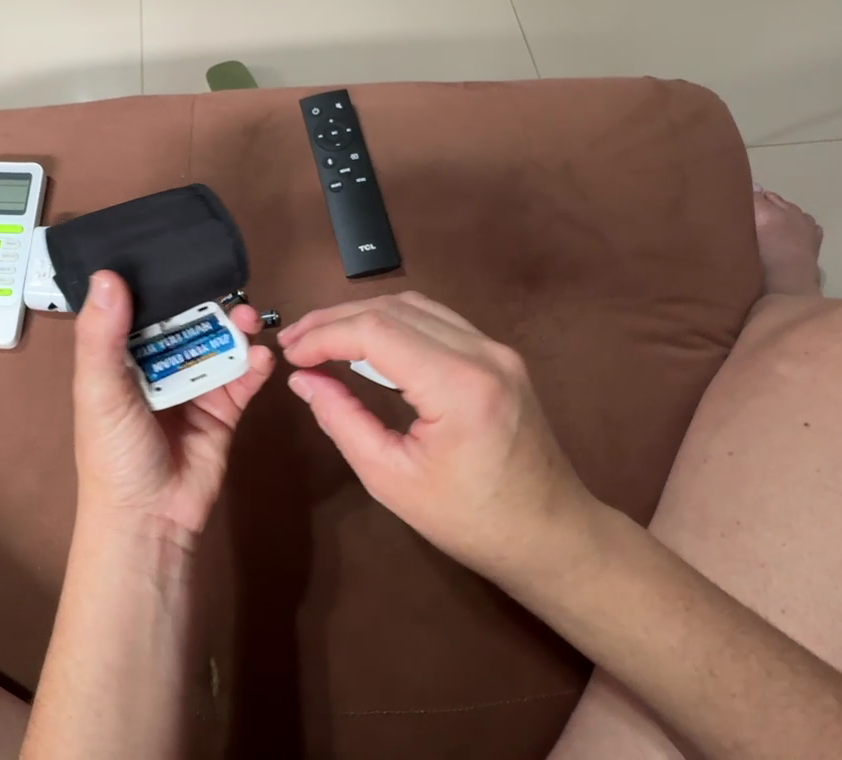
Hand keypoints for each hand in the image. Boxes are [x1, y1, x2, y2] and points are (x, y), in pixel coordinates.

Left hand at [71, 272, 274, 546]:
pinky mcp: (223, 409)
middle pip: (186, 324)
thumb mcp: (98, 390)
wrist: (149, 517)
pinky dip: (254, 365)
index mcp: (122, 358)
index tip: (180, 253)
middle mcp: (158, 367)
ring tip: (249, 317)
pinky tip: (261, 356)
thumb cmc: (113, 453)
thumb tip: (106, 276)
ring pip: (218, 346)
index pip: (140, 310)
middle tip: (228, 286)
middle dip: (206, 304)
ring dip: (235, 329)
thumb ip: (101, 336)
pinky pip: (242, 379)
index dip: (158, 284)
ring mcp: (193, 387)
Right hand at [277, 292, 596, 580]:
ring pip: (414, 306)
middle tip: (294, 342)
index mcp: (458, 386)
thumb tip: (303, 380)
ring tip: (321, 339)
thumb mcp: (391, 479)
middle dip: (335, 319)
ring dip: (362, 315)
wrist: (551, 534)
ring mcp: (495, 349)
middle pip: (392, 308)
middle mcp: (481, 353)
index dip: (324, 335)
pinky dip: (392, 323)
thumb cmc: (469, 520)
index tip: (290, 354)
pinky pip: (435, 320)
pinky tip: (366, 343)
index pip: (376, 331)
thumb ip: (342, 421)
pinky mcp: (498, 355)